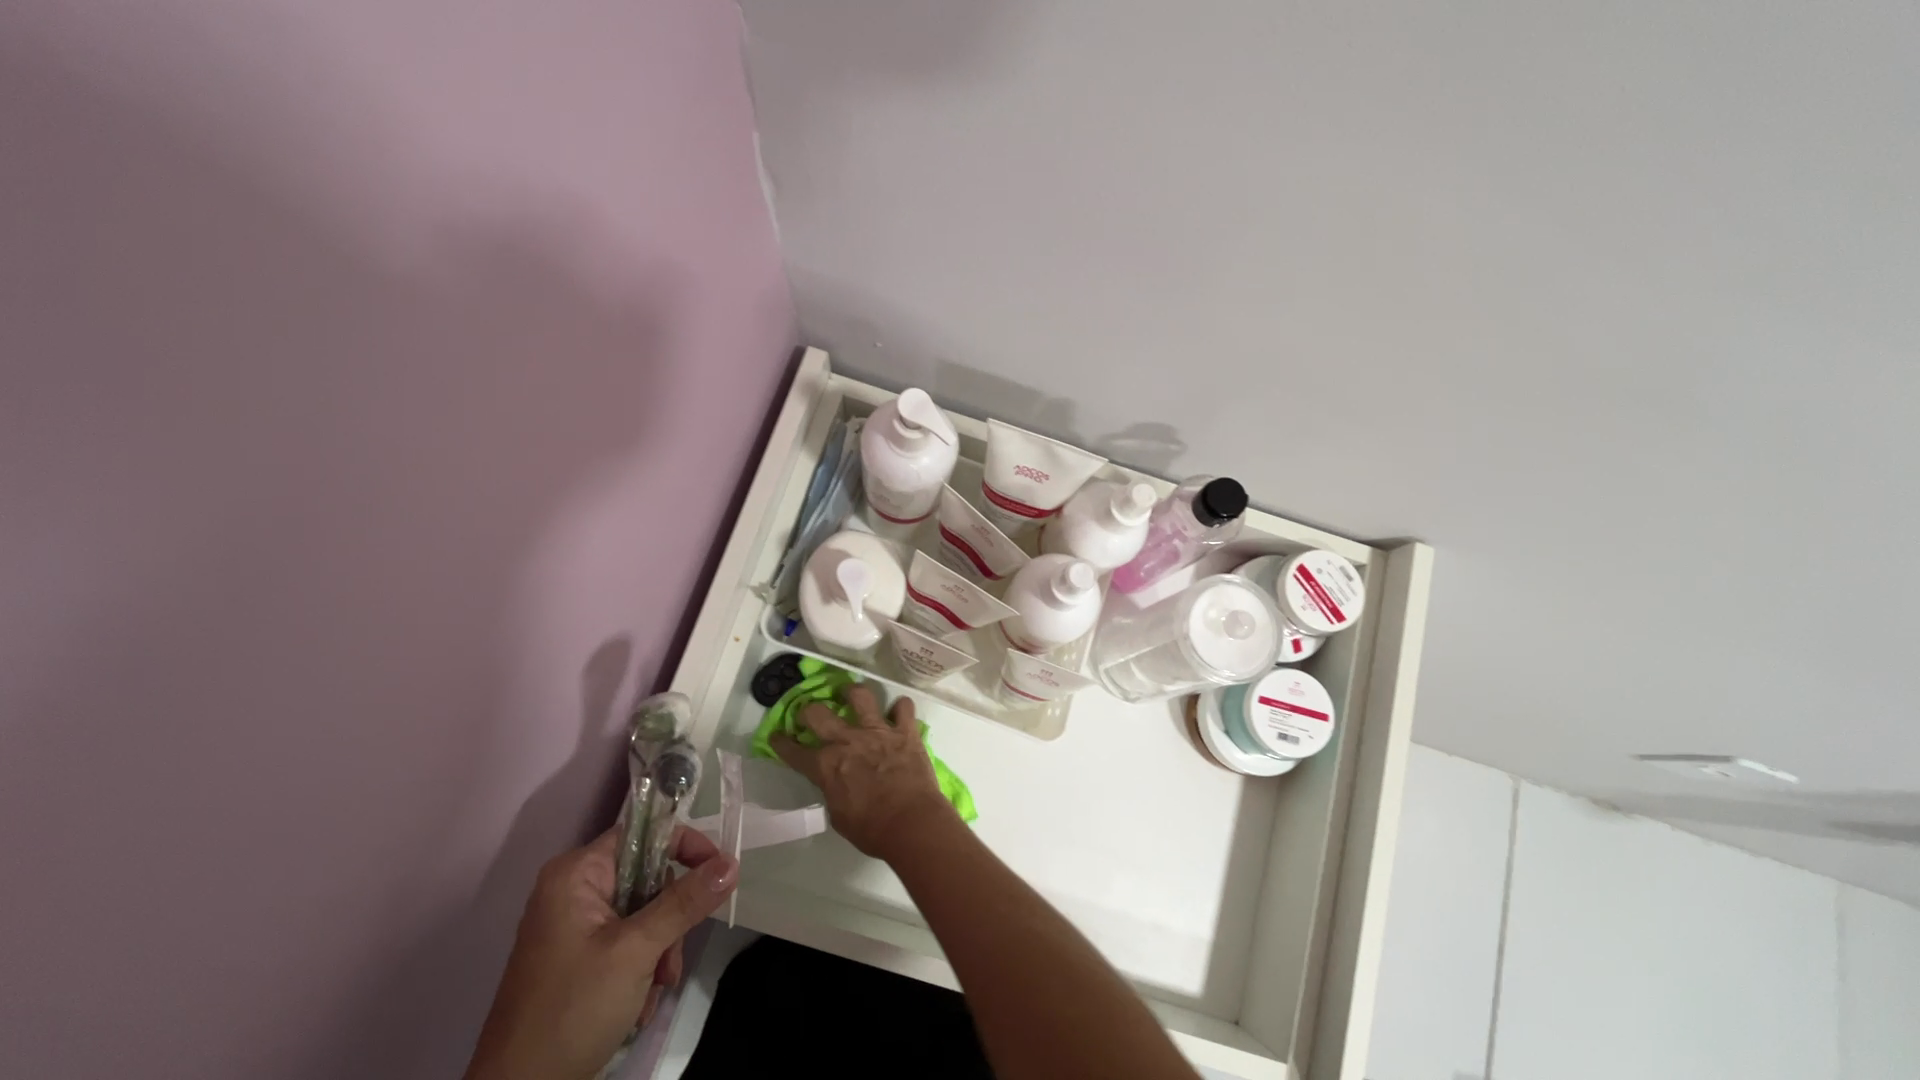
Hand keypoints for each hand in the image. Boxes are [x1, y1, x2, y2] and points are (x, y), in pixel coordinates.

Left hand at [463, 826, 737, 1079]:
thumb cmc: (572, 1009)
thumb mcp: (636, 952)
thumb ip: (684, 903)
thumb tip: (731, 863)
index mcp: (576, 875)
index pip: (643, 833)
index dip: (684, 846)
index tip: (719, 873)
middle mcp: (573, 890)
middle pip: (648, 877)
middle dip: (669, 920)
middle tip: (669, 960)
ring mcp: (575, 926)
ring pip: (645, 914)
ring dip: (659, 952)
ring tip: (653, 990)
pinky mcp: (579, 957)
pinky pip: (629, 942)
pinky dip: (642, 969)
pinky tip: (637, 1003)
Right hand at [770, 682, 957, 861]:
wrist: (911, 824)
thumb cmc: (872, 830)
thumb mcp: (839, 816)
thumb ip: (833, 792)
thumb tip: (834, 784)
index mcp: (826, 766)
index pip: (794, 751)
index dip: (781, 743)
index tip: (777, 736)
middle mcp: (847, 741)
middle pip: (817, 713)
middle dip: (807, 710)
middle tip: (809, 713)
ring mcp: (877, 732)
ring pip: (860, 697)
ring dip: (852, 692)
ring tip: (850, 693)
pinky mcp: (905, 732)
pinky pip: (904, 707)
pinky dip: (901, 707)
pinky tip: (899, 710)